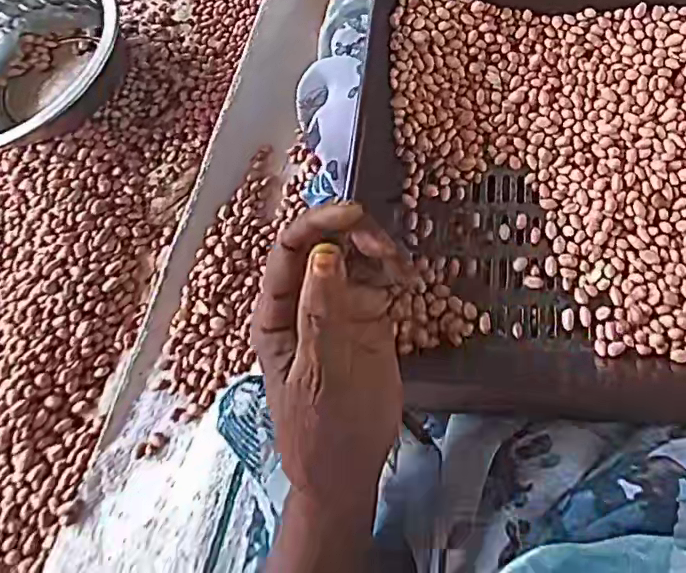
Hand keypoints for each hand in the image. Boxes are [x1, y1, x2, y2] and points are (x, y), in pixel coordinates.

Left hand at [252, 202, 404, 514]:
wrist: (349, 473)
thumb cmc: (318, 434)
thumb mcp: (317, 377)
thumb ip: (321, 315)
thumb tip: (325, 255)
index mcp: (277, 312)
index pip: (289, 250)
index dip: (318, 223)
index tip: (353, 213)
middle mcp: (305, 299)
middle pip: (325, 243)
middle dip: (353, 233)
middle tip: (383, 245)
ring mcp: (338, 304)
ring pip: (356, 254)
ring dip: (378, 248)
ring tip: (399, 267)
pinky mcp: (368, 313)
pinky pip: (381, 276)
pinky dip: (396, 269)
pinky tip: (408, 279)